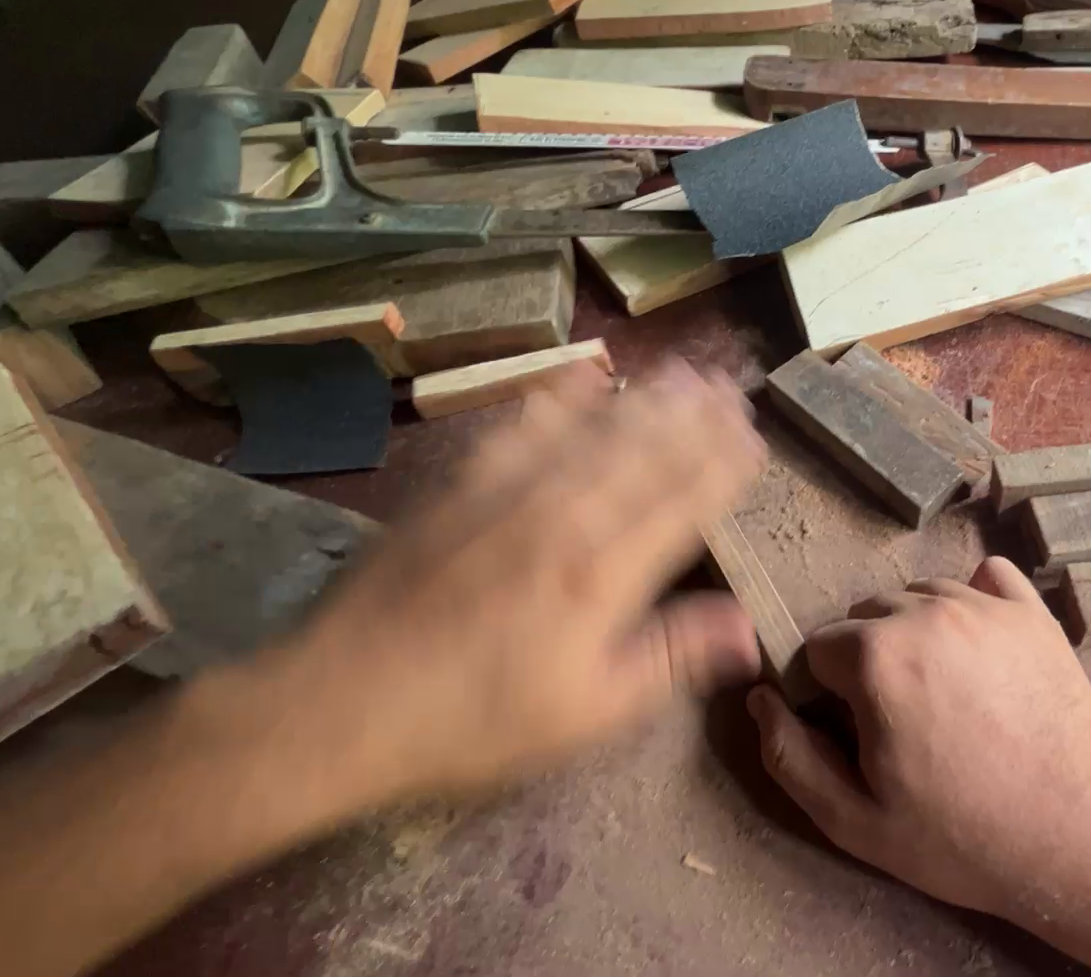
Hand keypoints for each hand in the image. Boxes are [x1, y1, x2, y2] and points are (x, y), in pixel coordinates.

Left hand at [272, 358, 767, 801]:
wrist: (336, 706)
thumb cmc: (475, 721)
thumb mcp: (588, 714)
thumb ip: (670, 659)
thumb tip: (748, 628)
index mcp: (604, 576)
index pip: (683, 502)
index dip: (724, 466)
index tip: (754, 438)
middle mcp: (567, 518)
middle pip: (648, 452)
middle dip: (698, 417)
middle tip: (733, 386)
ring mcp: (511, 493)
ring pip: (598, 429)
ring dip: (649, 397)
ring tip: (687, 369)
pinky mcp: (464, 484)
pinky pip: (524, 425)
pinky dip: (562, 393)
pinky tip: (587, 370)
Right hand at [746, 557, 1090, 921]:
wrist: (1078, 836)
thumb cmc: (961, 835)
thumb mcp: (855, 820)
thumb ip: (789, 757)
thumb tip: (761, 698)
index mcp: (876, 656)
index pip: (818, 648)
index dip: (829, 691)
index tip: (860, 728)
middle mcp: (926, 612)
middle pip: (866, 613)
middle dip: (868, 655)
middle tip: (902, 713)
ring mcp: (984, 604)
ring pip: (919, 594)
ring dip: (915, 629)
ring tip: (943, 686)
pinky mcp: (1031, 610)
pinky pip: (985, 575)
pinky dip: (972, 598)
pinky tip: (979, 641)